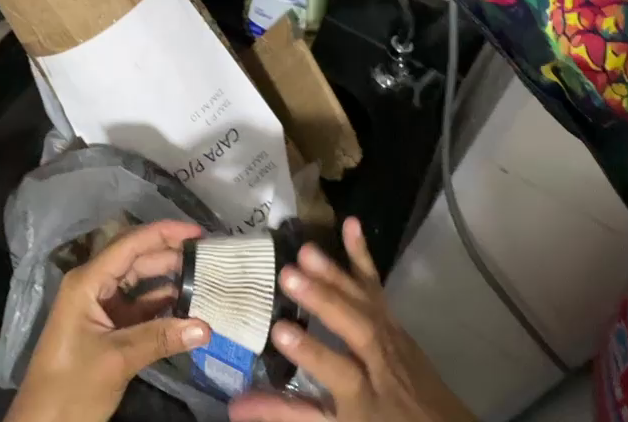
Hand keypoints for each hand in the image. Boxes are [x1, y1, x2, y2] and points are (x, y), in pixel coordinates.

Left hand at [6, 220, 210, 421]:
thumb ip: (160, 338)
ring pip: (139, 283)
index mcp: (87, 281)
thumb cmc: (71, 386)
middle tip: (208, 257)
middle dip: (170, 256)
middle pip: (136, 260)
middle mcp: (93, 286)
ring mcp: (99, 307)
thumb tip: (206, 327)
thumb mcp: (117, 359)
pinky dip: (161, 307)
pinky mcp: (106, 328)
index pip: (130, 244)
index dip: (164, 234)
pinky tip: (187, 309)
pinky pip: (138, 308)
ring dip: (168, 281)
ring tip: (204, 279)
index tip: (198, 232)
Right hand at [230, 217, 475, 421]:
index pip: (337, 371)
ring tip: (307, 250)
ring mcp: (391, 336)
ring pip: (366, 303)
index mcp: (362, 397)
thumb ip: (286, 413)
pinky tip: (351, 224)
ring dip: (336, 275)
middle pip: (356, 328)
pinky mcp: (393, 319)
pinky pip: (378, 286)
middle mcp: (380, 362)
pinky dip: (364, 256)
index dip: (311, 352)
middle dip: (325, 301)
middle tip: (289, 274)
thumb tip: (234, 406)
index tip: (279, 330)